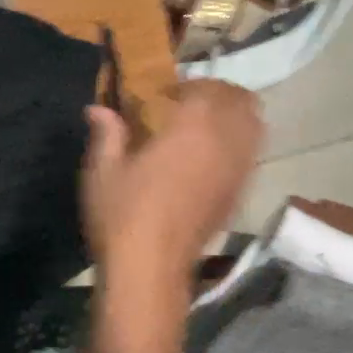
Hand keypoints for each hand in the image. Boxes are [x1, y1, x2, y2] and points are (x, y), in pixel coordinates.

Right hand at [79, 80, 261, 352]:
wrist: (150, 266)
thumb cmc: (121, 215)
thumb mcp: (102, 173)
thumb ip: (107, 135)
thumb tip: (98, 109)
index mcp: (191, 127)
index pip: (204, 87)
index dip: (186, 86)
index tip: (163, 95)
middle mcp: (226, 139)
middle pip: (239, 99)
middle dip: (216, 95)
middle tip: (187, 107)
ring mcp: (240, 166)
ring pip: (254, 123)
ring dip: (233, 116)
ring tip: (205, 128)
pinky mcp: (241, 190)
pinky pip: (253, 151)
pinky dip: (239, 142)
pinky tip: (211, 157)